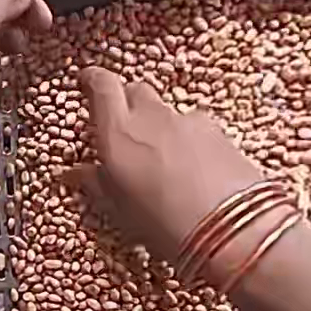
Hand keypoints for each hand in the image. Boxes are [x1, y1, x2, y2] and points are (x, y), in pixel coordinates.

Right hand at [76, 67, 264, 259]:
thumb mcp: (120, 209)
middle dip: (124, 102)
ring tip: (159, 161)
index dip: (93, 79)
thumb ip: (98, 183)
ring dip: (157, 126)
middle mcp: (151, 117)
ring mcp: (188, 121)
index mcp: (118, 132)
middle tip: (120, 126)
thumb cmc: (165, 224)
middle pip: (135, 91)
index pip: (102, 87)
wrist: (235, 231)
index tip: (86, 79)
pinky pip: (193, 127)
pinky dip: (185, 140)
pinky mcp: (219, 131)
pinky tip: (190, 169)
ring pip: (165, 111)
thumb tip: (75, 173)